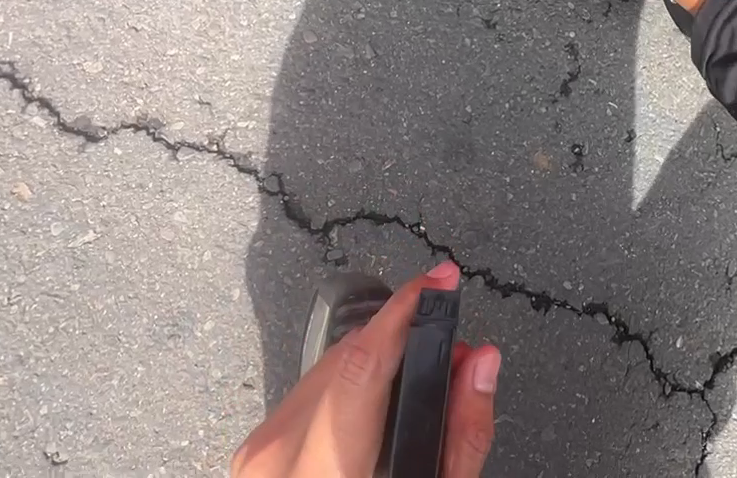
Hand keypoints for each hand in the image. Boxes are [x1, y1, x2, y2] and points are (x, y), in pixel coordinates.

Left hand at [231, 262, 499, 477]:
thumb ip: (463, 434)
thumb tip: (481, 361)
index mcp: (324, 475)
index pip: (364, 363)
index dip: (408, 308)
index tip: (441, 279)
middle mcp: (278, 459)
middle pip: (351, 358)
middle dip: (407, 333)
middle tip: (454, 346)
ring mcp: (259, 455)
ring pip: (330, 366)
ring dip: (381, 355)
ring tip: (424, 374)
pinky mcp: (255, 451)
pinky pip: (311, 388)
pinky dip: (353, 379)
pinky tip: (381, 396)